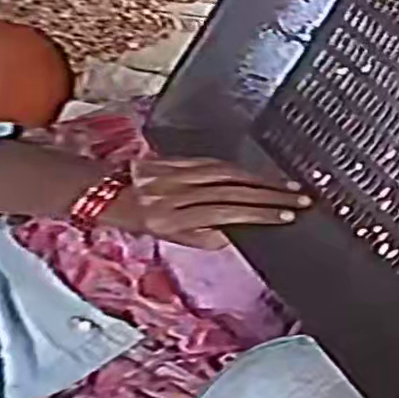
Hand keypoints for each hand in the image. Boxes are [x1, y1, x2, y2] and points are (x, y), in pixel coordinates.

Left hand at [102, 158, 311, 249]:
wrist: (96, 193)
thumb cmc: (139, 220)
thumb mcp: (167, 237)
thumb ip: (202, 237)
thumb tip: (237, 232)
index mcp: (167, 219)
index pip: (223, 214)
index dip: (259, 214)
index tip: (288, 216)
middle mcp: (169, 195)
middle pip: (231, 192)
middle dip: (272, 195)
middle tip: (302, 199)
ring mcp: (170, 175)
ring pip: (227, 174)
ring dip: (263, 179)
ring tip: (290, 185)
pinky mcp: (172, 160)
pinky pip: (212, 162)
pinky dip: (241, 167)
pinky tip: (262, 172)